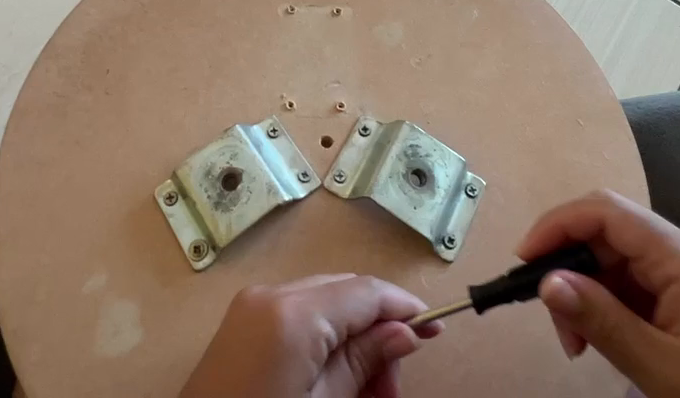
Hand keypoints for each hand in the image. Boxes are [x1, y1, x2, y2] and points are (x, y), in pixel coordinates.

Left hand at [178, 274, 442, 397]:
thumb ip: (364, 362)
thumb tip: (406, 332)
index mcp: (292, 312)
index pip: (364, 292)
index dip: (404, 307)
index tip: (436, 326)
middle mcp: (271, 294)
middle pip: (345, 292)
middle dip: (377, 330)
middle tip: (394, 387)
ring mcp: (252, 305)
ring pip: (324, 303)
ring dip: (353, 337)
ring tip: (368, 393)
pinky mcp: (243, 321)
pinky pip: (298, 315)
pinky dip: (324, 339)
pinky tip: (337, 379)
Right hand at [517, 191, 679, 397]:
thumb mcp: (661, 369)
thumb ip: (602, 321)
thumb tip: (546, 281)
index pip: (605, 211)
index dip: (557, 225)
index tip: (523, 259)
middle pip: (608, 234)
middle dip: (570, 268)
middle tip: (557, 324)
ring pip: (618, 260)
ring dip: (588, 292)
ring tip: (579, 344)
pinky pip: (637, 282)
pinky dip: (611, 305)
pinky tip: (604, 339)